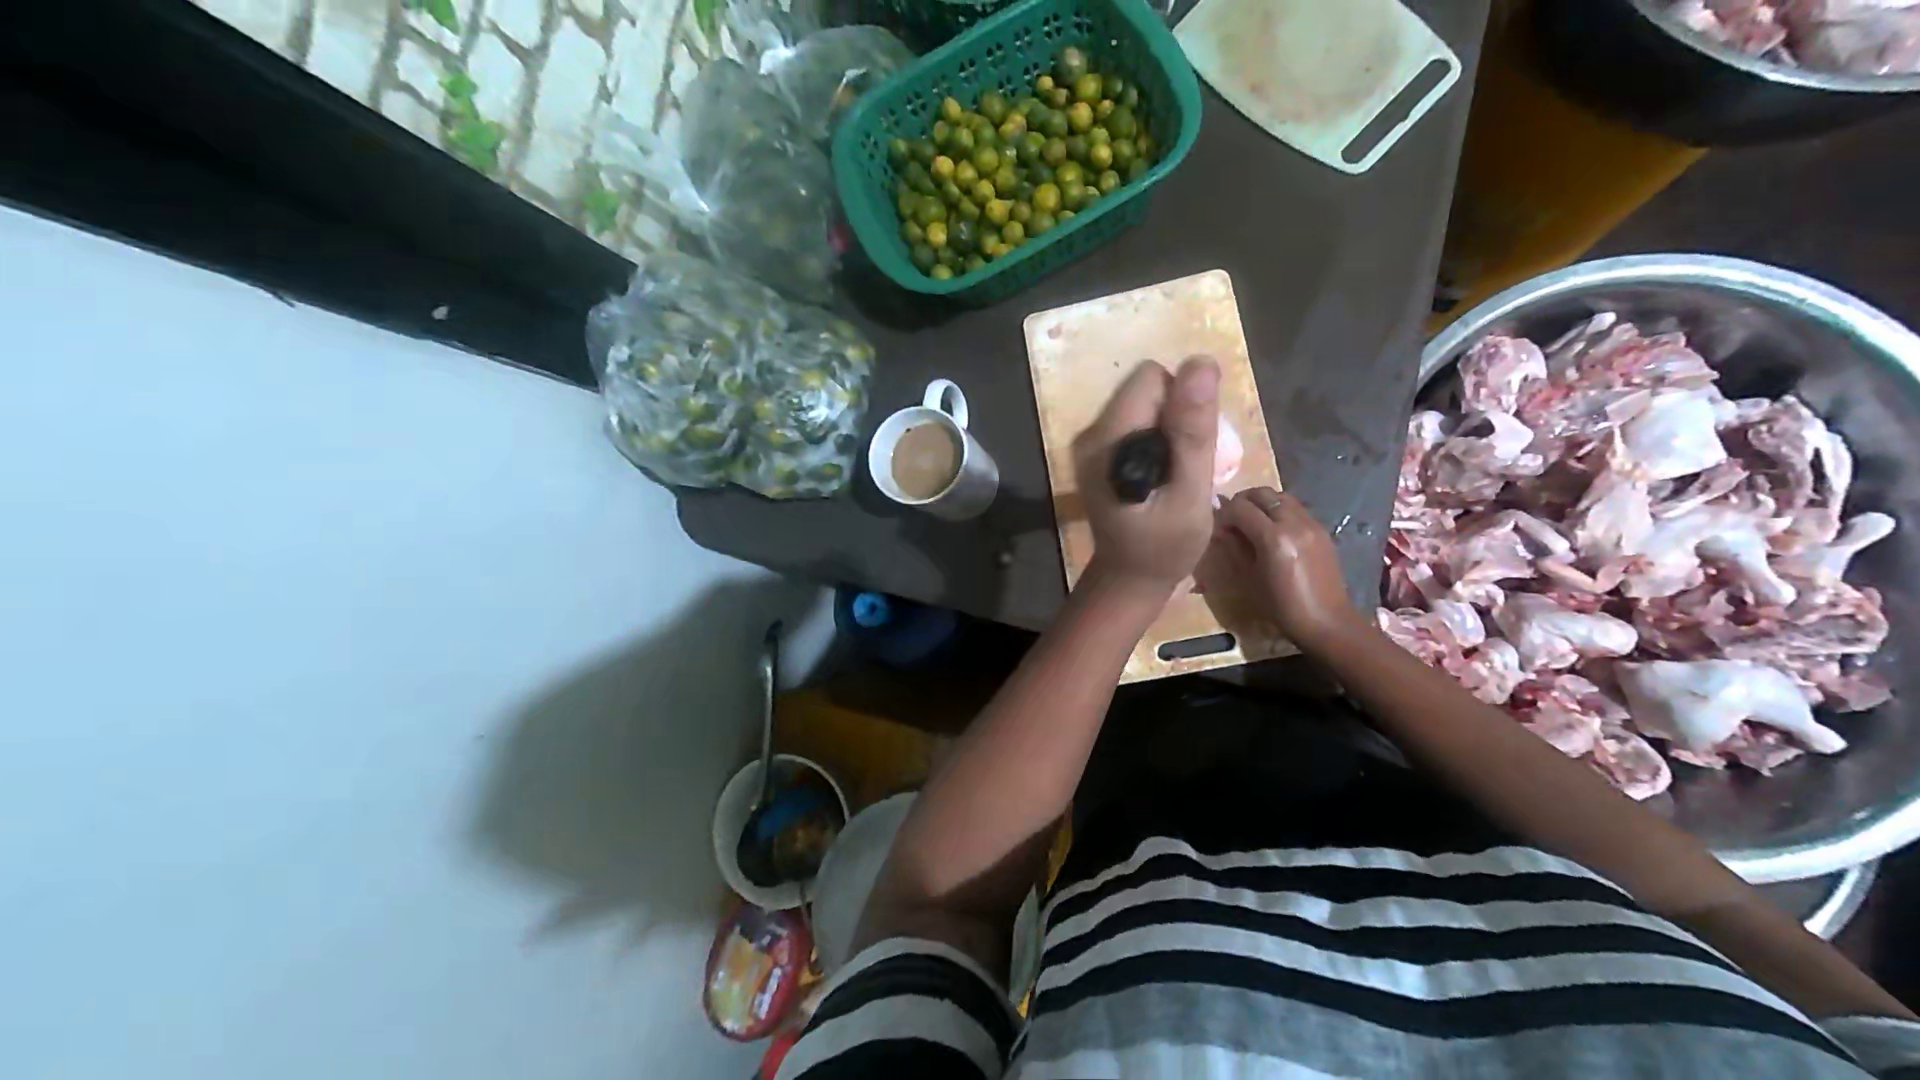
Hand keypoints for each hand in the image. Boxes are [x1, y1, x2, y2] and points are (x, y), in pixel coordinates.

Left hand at [1073, 357, 1220, 597]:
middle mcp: (1091, 434)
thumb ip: (1193, 431)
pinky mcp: (1098, 453)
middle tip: (1188, 465)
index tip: (1192, 446)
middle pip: (1148, 389)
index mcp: (1108, 440)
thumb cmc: (1165, 546)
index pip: (1152, 379)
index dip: (1183, 403)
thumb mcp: (1189, 492)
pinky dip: (1159, 442)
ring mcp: (1091, 444)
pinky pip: (1138, 424)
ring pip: (1146, 405)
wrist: (1130, 578)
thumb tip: (1200, 363)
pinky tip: (1164, 475)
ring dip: (1171, 430)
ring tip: (1177, 474)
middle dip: (1178, 416)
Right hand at [1203, 487, 1362, 651]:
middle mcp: (1294, 523)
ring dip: (1262, 503)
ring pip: (1281, 497)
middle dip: (1243, 501)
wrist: (1328, 622)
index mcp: (1273, 537)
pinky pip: (1296, 509)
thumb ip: (1236, 548)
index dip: (1223, 513)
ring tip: (1252, 522)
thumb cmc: (1282, 607)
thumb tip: (1224, 530)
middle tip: (1232, 518)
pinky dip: (1279, 511)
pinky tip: (1273, 531)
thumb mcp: (1250, 579)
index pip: (1240, 507)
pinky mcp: (1322, 530)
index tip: (1216, 526)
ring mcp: (1312, 524)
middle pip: (1262, 493)